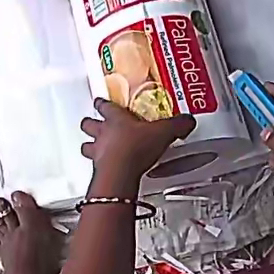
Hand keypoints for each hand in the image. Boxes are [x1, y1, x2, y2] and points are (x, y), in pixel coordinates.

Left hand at [80, 99, 195, 194]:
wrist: (120, 172)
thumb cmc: (135, 147)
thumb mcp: (163, 132)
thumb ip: (176, 125)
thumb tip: (187, 121)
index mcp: (115, 118)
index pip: (105, 105)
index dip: (103, 103)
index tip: (101, 101)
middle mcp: (103, 133)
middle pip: (89, 123)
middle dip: (90, 123)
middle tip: (92, 123)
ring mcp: (98, 151)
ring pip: (86, 145)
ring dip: (90, 145)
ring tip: (94, 147)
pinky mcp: (98, 169)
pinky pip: (93, 165)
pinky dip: (97, 166)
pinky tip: (104, 169)